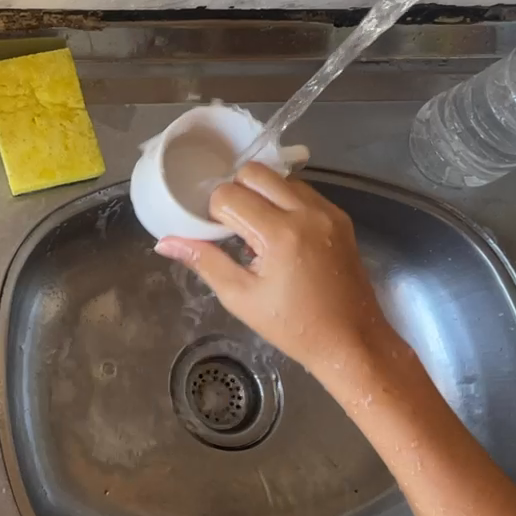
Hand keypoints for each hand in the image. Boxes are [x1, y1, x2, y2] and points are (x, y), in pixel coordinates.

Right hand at [154, 164, 405, 399]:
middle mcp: (307, 213)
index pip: (229, 196)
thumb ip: (203, 261)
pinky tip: (279, 233)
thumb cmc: (292, 326)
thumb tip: (164, 242)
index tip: (217, 237)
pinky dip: (283, 201)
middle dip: (235, 193)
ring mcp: (327, 212)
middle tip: (232, 226)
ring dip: (260, 194)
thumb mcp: (240, 297)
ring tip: (256, 230)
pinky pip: (302, 192)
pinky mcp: (340, 218)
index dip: (214, 213)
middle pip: (255, 172)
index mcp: (280, 234)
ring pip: (280, 178)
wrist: (352, 342)